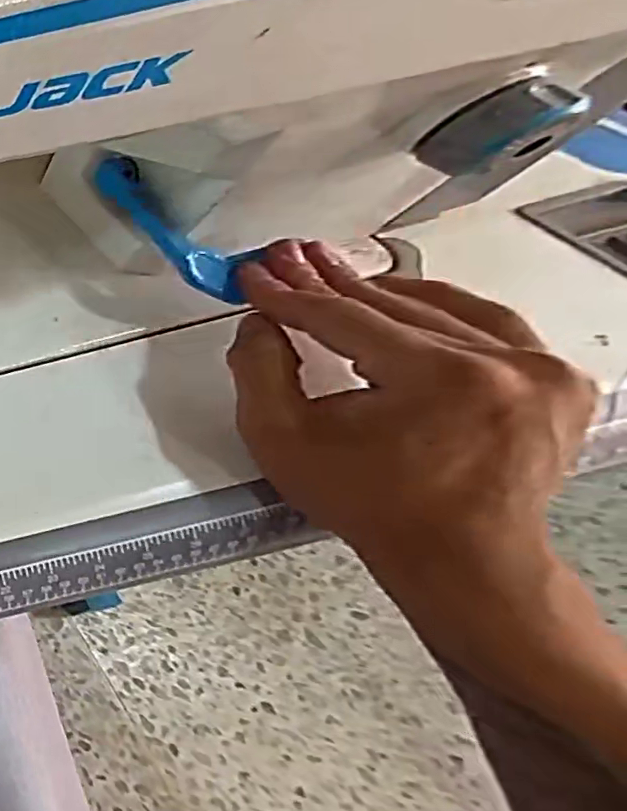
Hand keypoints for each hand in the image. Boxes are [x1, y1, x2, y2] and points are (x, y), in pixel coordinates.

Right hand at [226, 238, 594, 577]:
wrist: (458, 555)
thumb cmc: (366, 501)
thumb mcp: (280, 436)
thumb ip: (258, 369)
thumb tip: (261, 323)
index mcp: (441, 378)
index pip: (343, 316)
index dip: (287, 294)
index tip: (253, 274)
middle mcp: (507, 364)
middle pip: (392, 304)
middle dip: (326, 281)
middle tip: (283, 255)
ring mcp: (543, 372)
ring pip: (442, 306)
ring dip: (377, 288)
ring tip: (330, 270)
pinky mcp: (558, 383)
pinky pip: (489, 323)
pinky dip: (436, 306)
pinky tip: (400, 296)